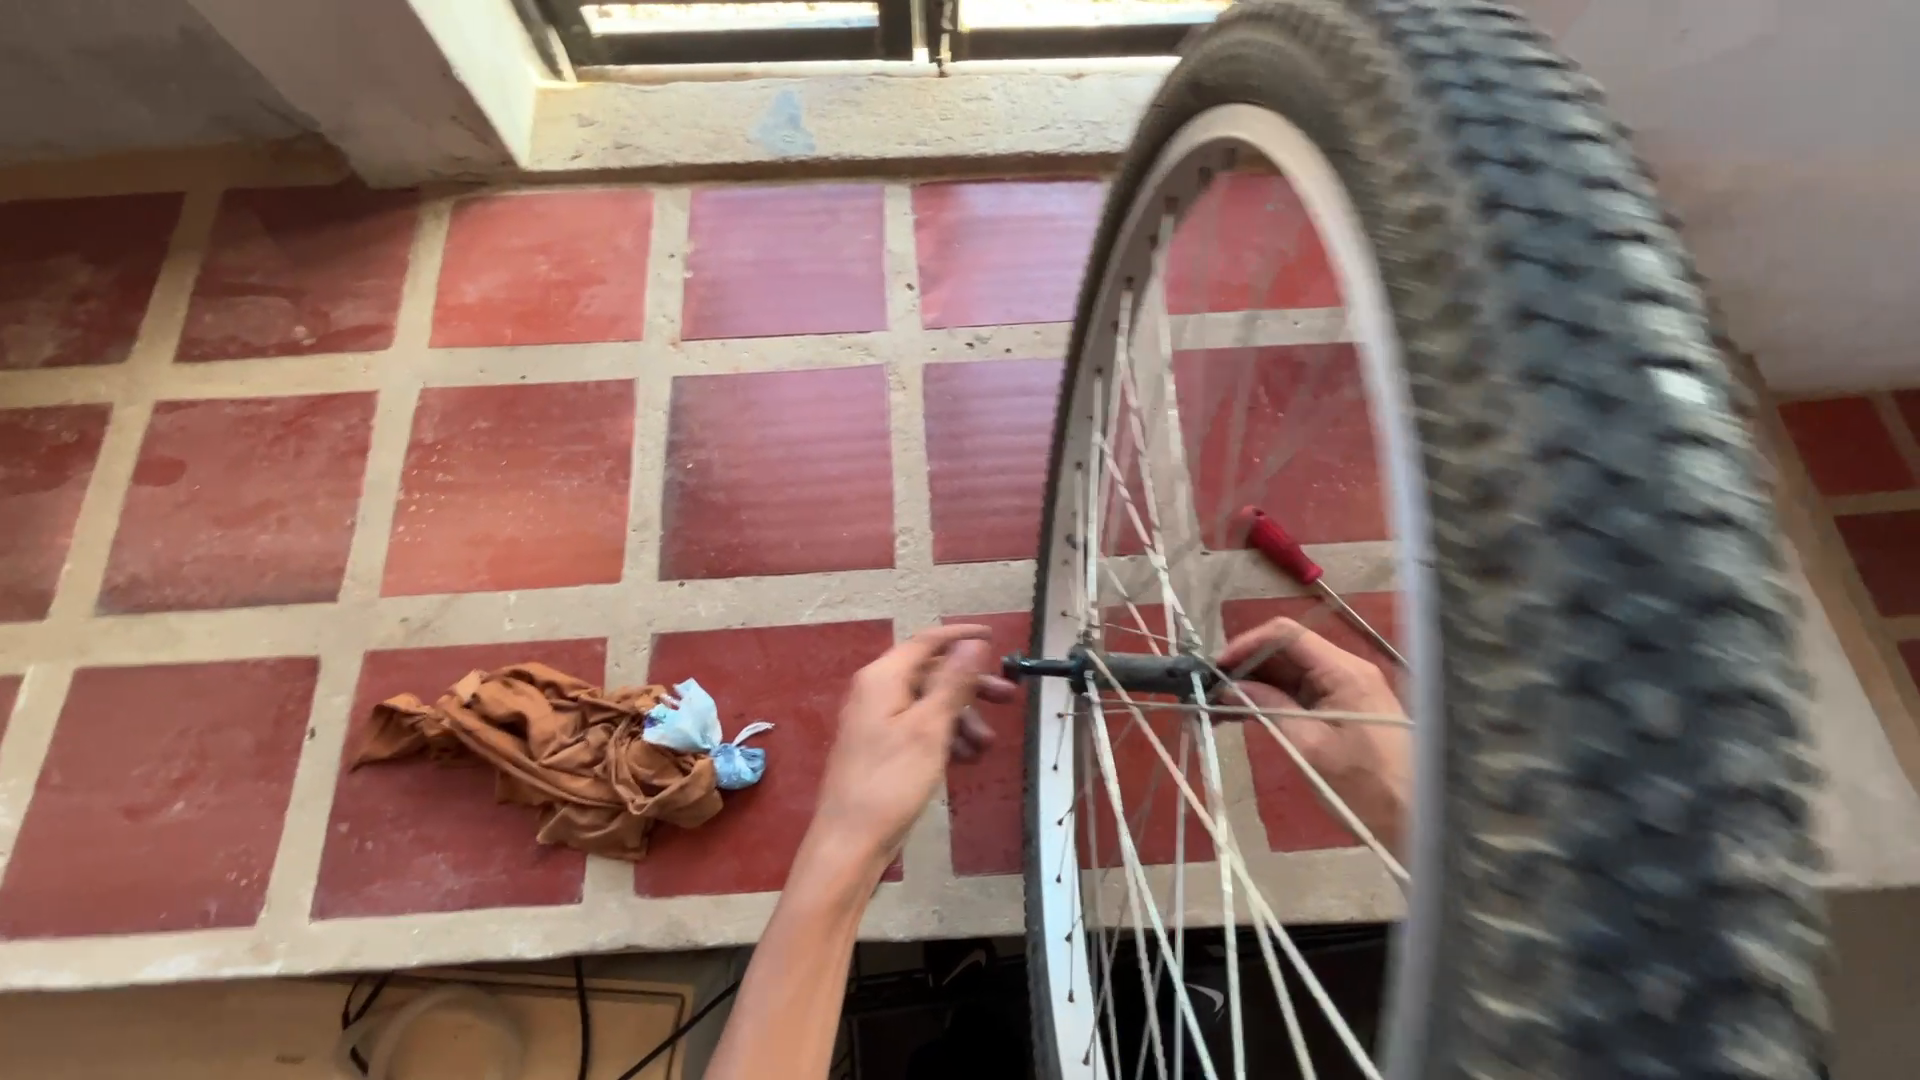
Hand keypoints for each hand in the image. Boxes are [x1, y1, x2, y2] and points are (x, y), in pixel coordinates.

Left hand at [809, 625, 1015, 868]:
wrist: (850, 843)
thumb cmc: (890, 781)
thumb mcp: (930, 728)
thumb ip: (953, 682)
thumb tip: (972, 643)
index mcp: (883, 678)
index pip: (927, 641)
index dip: (961, 636)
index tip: (994, 638)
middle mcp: (877, 692)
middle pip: (931, 674)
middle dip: (970, 687)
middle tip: (1008, 698)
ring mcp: (877, 721)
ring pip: (929, 705)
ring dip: (961, 719)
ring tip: (987, 745)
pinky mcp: (881, 748)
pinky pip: (919, 729)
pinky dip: (945, 738)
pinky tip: (966, 759)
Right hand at [1216, 617, 1411, 855]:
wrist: (1421, 823)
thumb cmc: (1367, 785)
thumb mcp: (1309, 746)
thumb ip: (1268, 707)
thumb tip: (1229, 687)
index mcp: (1343, 671)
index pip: (1285, 634)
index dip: (1245, 645)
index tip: (1216, 669)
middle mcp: (1344, 670)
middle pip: (1284, 651)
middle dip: (1243, 666)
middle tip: (1209, 690)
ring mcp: (1344, 689)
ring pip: (1286, 672)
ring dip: (1251, 684)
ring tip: (1218, 706)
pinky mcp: (1341, 709)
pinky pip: (1297, 692)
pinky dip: (1268, 699)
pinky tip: (1241, 715)